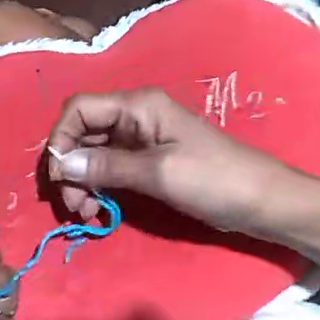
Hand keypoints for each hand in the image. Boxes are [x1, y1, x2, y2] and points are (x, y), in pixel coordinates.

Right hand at [44, 88, 302, 236]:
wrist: (261, 201)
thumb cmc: (214, 179)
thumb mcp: (159, 173)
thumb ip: (108, 166)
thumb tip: (60, 163)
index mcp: (138, 106)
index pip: (79, 108)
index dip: (61, 138)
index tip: (58, 176)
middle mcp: (134, 117)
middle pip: (82, 132)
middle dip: (70, 166)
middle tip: (74, 205)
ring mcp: (140, 140)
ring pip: (92, 154)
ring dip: (82, 181)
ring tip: (87, 213)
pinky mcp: (147, 162)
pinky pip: (110, 169)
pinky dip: (99, 187)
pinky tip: (100, 210)